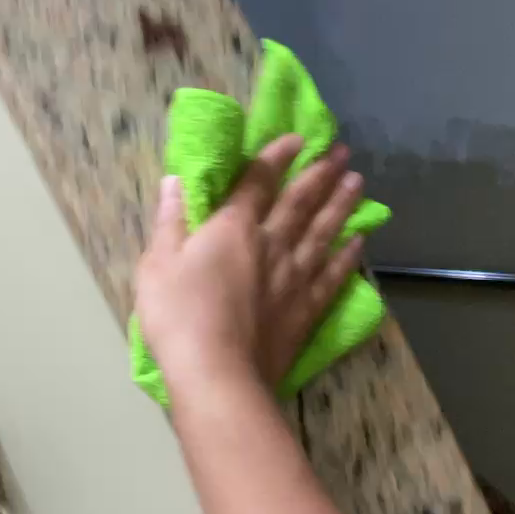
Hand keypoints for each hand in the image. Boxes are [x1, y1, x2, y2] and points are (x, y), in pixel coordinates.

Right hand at [135, 134, 365, 398]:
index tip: (296, 139)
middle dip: (320, 173)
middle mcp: (272, 244)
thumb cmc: (177, 319)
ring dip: (341, 205)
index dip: (276, 157)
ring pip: (324, 233)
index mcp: (233, 229)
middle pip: (301, 202)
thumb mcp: (155, 268)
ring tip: (357, 182)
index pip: (258, 182)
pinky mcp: (305, 311)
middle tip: (341, 151)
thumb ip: (169, 224)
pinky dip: (347, 257)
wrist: (216, 374)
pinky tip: (359, 242)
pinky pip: (332, 276)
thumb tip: (174, 181)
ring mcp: (294, 278)